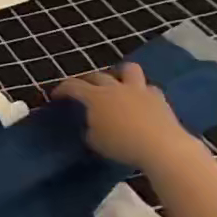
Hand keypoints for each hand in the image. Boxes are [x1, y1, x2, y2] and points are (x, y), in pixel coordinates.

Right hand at [52, 62, 196, 169]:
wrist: (160, 146)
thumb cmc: (121, 145)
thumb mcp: (95, 142)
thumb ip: (90, 129)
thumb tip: (92, 125)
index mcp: (96, 97)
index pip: (74, 86)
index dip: (62, 89)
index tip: (56, 95)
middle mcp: (116, 87)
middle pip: (98, 75)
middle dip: (87, 81)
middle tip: (83, 91)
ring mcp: (139, 89)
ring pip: (128, 70)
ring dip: (119, 74)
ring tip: (116, 84)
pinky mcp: (158, 97)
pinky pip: (147, 88)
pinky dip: (140, 92)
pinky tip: (140, 101)